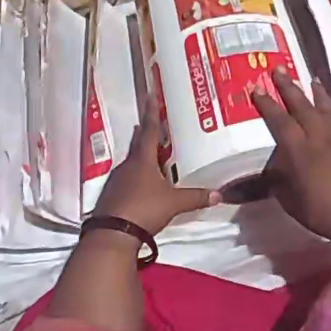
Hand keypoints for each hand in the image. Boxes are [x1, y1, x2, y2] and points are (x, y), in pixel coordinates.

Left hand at [93, 98, 220, 235]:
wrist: (112, 233)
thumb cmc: (144, 209)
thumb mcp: (173, 203)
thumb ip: (195, 197)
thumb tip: (219, 194)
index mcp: (142, 161)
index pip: (149, 132)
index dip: (152, 114)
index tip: (149, 96)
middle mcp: (127, 166)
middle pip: (137, 145)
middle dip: (145, 133)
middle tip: (151, 123)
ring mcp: (116, 181)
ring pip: (131, 163)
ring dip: (140, 156)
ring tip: (151, 154)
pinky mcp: (111, 196)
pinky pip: (126, 179)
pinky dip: (135, 176)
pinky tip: (141, 184)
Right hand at [251, 70, 330, 241]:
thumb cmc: (328, 213)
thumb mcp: (295, 205)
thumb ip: (282, 185)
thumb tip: (275, 172)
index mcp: (301, 150)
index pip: (280, 121)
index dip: (267, 105)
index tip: (256, 89)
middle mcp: (321, 137)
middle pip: (303, 106)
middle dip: (289, 88)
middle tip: (279, 70)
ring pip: (330, 110)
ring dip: (320, 95)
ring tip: (314, 81)